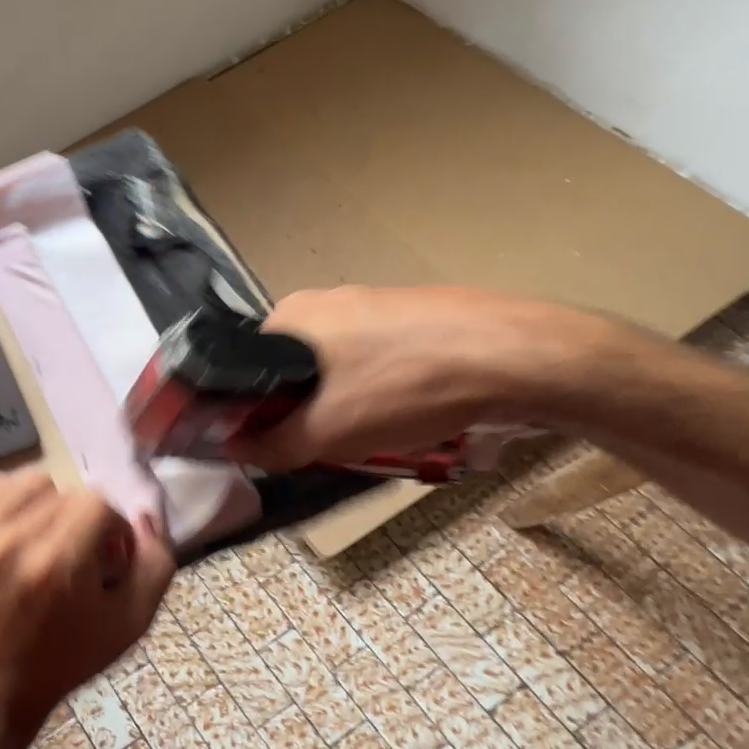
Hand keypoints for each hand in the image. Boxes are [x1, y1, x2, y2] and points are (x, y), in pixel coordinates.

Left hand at [0, 468, 174, 731]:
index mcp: (56, 563)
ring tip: (48, 542)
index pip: (98, 502)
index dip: (113, 527)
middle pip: (68, 492)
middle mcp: (12, 538)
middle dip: (83, 519)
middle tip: (80, 556)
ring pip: (33, 482)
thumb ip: (154, 564)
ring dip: (51, 505)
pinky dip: (18, 504)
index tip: (108, 557)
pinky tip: (21, 536)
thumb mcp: (129, 623)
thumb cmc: (65, 657)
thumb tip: (146, 514)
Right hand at [222, 285, 607, 469]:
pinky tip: (416, 410)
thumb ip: (271, 443)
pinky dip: (387, 387)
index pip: (244, 366)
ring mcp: (375, 301)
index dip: (254, 408)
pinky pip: (381, 358)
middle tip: (332, 441)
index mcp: (288, 314)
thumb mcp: (327, 432)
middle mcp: (323, 299)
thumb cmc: (403, 387)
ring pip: (339, 365)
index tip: (278, 439)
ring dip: (348, 401)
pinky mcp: (418, 312)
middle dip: (306, 407)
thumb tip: (232, 449)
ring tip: (380, 432)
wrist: (516, 356)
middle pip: (293, 366)